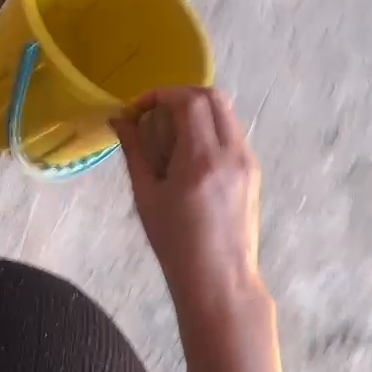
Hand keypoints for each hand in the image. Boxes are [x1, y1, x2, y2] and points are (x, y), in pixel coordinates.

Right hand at [110, 88, 265, 321]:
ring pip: (224, 112)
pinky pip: (230, 132)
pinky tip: (185, 153)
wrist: (219, 276)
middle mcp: (231, 152)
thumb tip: (119, 120)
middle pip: (212, 96)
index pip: (188, 101)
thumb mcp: (146, 195)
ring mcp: (247, 160)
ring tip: (167, 134)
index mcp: (201, 159)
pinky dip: (206, 127)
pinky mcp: (252, 170)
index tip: (136, 110)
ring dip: (194, 110)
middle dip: (178, 96)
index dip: (158, 95)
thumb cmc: (174, 241)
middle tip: (151, 114)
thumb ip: (134, 151)